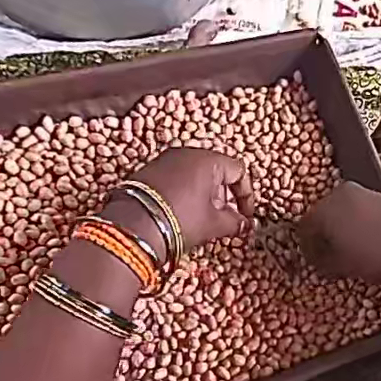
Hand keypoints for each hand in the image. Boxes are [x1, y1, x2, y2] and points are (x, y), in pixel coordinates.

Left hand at [125, 148, 256, 250]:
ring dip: (205, 196)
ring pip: (196, 175)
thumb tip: (244, 225)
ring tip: (202, 220)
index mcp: (208, 160)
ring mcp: (165, 160)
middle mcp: (186, 153)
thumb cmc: (179, 220)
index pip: (239, 171)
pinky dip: (186, 194)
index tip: (245, 215)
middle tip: (225, 220)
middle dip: (224, 197)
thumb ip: (235, 222)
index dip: (246, 196)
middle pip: (217, 172)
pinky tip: (182, 215)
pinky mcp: (149, 171)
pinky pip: (176, 179)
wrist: (134, 226)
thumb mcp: (214, 224)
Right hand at [298, 181, 380, 282]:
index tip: (313, 261)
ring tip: (347, 248)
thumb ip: (322, 259)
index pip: (305, 227)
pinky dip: (356, 221)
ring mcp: (361, 191)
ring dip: (340, 226)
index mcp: (323, 209)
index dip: (307, 246)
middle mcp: (338, 193)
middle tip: (328, 254)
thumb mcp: (339, 264)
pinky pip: (359, 208)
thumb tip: (318, 257)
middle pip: (322, 214)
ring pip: (341, 209)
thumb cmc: (370, 257)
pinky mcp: (380, 195)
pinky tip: (363, 238)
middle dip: (323, 233)